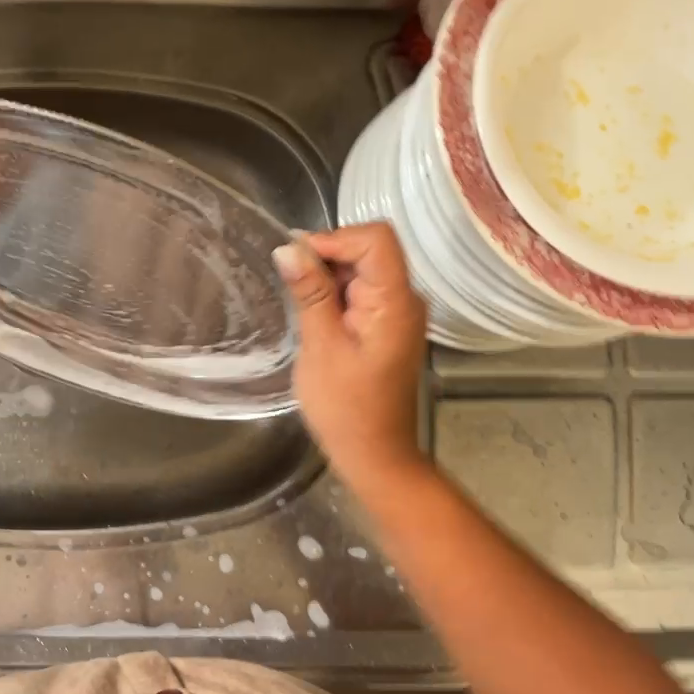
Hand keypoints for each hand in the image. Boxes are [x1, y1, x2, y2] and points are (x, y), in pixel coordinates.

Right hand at [274, 223, 427, 476]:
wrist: (374, 454)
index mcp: (395, 302)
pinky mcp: (384, 324)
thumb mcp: (320, 347)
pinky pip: (359, 291)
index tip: (296, 262)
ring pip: (361, 269)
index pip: (375, 239)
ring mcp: (396, 312)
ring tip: (301, 308)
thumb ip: (309, 293)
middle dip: (326, 257)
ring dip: (326, 278)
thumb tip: (288, 248)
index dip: (333, 239)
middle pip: (369, 248)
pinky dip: (333, 294)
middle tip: (291, 287)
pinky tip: (314, 319)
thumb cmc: (346, 408)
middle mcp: (404, 299)